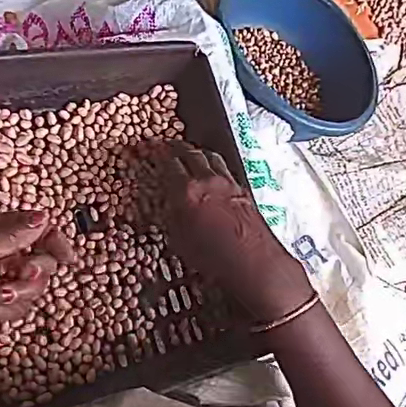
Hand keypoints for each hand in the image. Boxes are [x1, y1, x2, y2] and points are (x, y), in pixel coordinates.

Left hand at [0, 211, 76, 372]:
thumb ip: (8, 234)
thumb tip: (42, 217)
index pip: (30, 226)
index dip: (50, 237)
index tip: (63, 253)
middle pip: (40, 256)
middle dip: (33, 269)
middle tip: (22, 275)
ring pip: (34, 285)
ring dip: (17, 293)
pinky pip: (22, 307)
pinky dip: (2, 311)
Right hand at [157, 142, 311, 321]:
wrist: (253, 261)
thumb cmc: (212, 258)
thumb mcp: (179, 241)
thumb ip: (172, 216)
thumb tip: (170, 205)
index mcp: (186, 191)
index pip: (169, 164)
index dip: (159, 155)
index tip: (153, 150)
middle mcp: (208, 181)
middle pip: (191, 154)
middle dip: (178, 148)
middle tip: (170, 145)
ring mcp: (228, 183)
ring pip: (212, 157)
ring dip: (200, 152)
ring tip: (193, 153)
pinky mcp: (243, 191)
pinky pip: (226, 170)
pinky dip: (216, 165)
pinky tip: (215, 172)